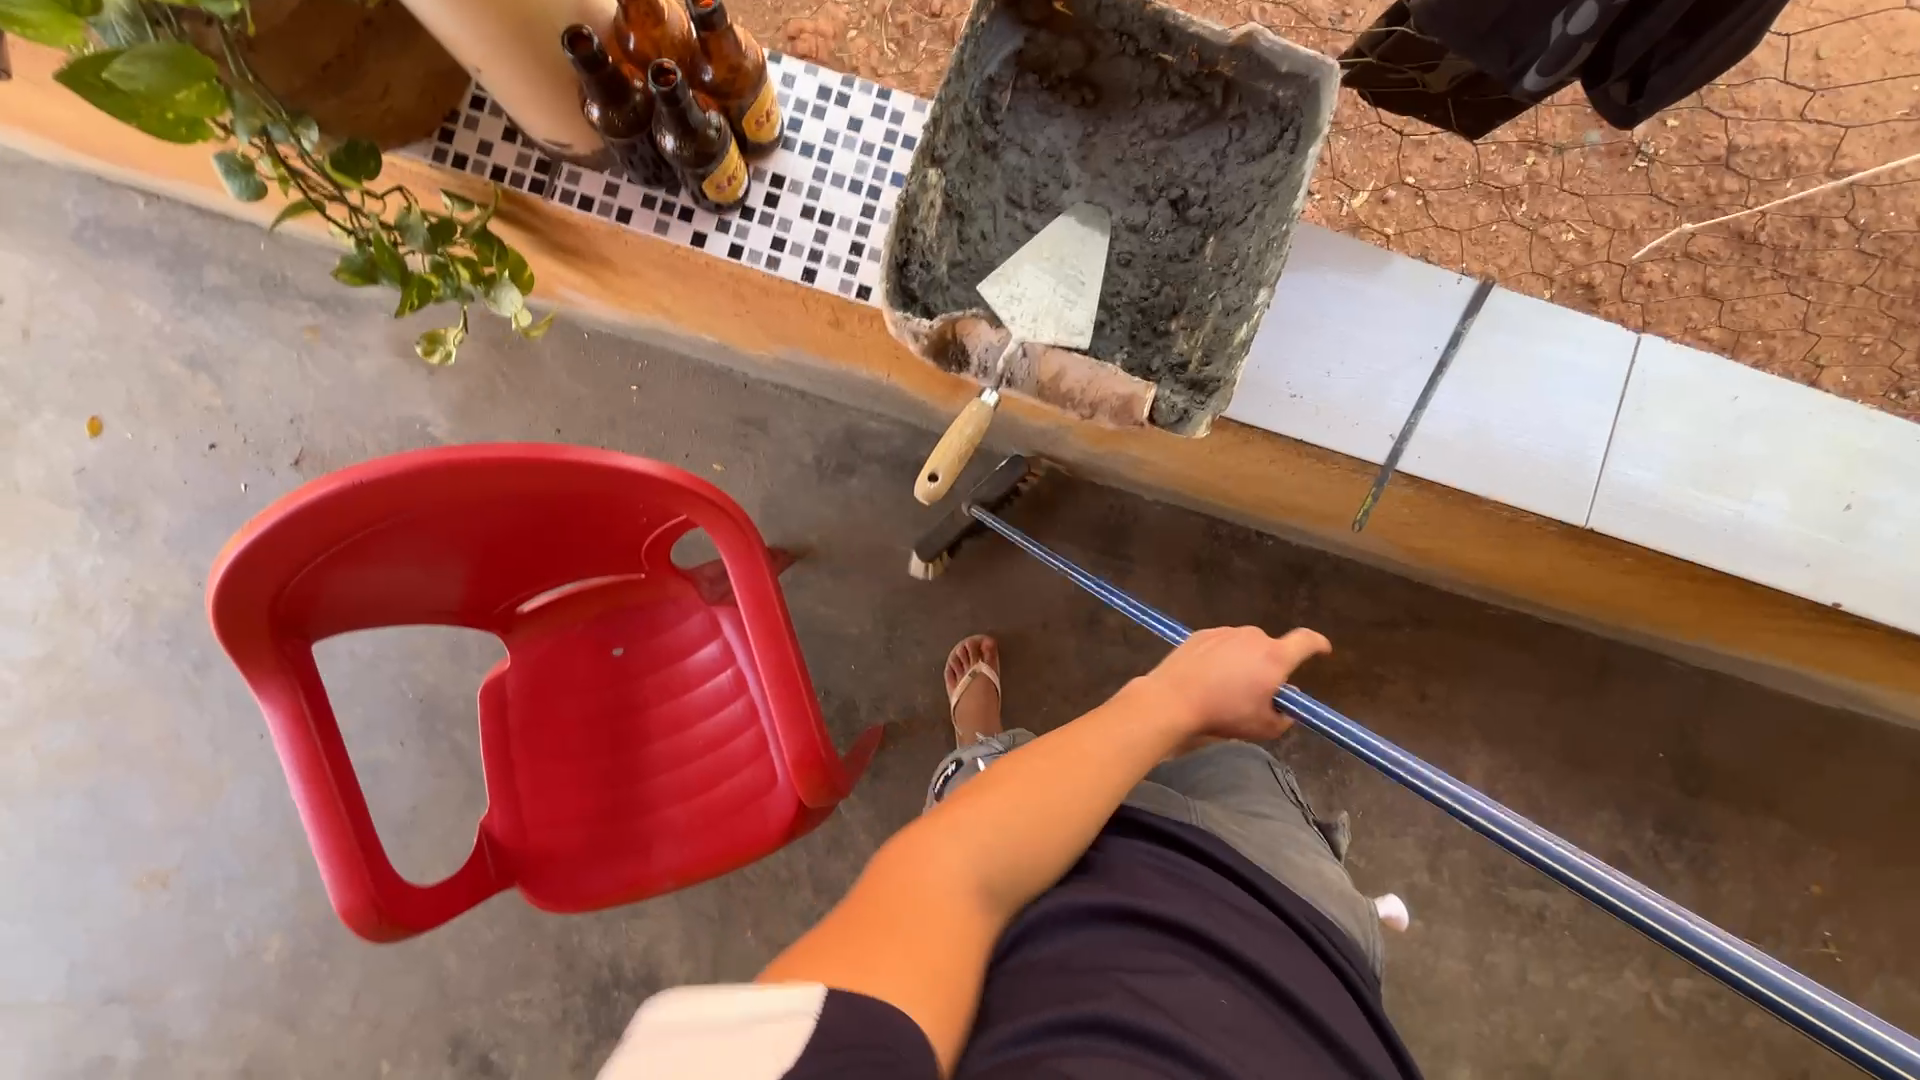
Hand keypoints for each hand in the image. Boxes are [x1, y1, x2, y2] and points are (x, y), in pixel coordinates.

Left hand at [1136, 626, 1330, 741]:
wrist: (1173, 699)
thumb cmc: (1224, 714)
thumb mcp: (1264, 727)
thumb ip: (1285, 716)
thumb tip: (1286, 704)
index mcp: (1275, 656)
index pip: (1306, 641)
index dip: (1318, 644)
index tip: (1322, 649)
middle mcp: (1252, 637)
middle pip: (1271, 648)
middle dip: (1269, 665)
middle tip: (1256, 690)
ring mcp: (1224, 632)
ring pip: (1243, 646)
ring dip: (1243, 661)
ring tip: (1225, 688)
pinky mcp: (1201, 634)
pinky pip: (1220, 645)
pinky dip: (1220, 658)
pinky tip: (1206, 678)